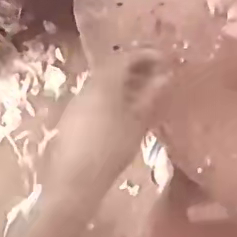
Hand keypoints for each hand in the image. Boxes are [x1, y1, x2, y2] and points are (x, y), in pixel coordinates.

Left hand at [42, 50, 171, 193]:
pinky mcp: (72, 117)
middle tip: (157, 73)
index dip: (146, 55)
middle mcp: (88, 86)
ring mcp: (77, 101)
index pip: (126, 57)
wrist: (74, 180)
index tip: (165, 59)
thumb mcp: (137, 123)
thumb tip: (164, 76)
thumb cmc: (111, 149)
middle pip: (112, 67)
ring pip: (103, 82)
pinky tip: (125, 110)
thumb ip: (150, 96)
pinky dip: (114, 95)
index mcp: (105, 82)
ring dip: (125, 82)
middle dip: (136, 67)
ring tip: (145, 92)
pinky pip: (96, 96)